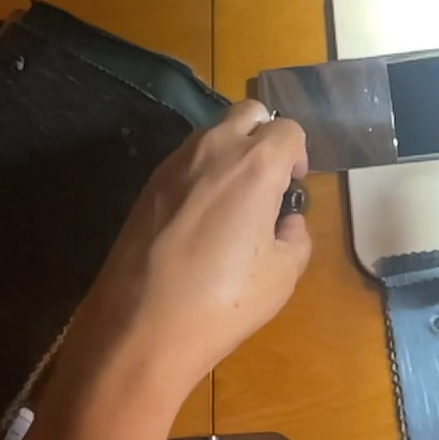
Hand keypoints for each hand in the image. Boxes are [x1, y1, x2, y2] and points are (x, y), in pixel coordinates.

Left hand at [71, 100, 312, 399]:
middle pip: (250, 112)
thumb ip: (296, 236)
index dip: (298, 156)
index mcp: (256, 164)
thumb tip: (286, 222)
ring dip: (232, 149)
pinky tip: (200, 216)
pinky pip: (187, 157)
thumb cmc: (222, 302)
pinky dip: (203, 170)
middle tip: (267, 180)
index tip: (292, 188)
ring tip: (232, 200)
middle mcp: (216, 148)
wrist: (140, 327)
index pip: (289, 129)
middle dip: (265, 135)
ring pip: (214, 131)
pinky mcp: (150, 182)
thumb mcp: (283, 276)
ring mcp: (176, 161)